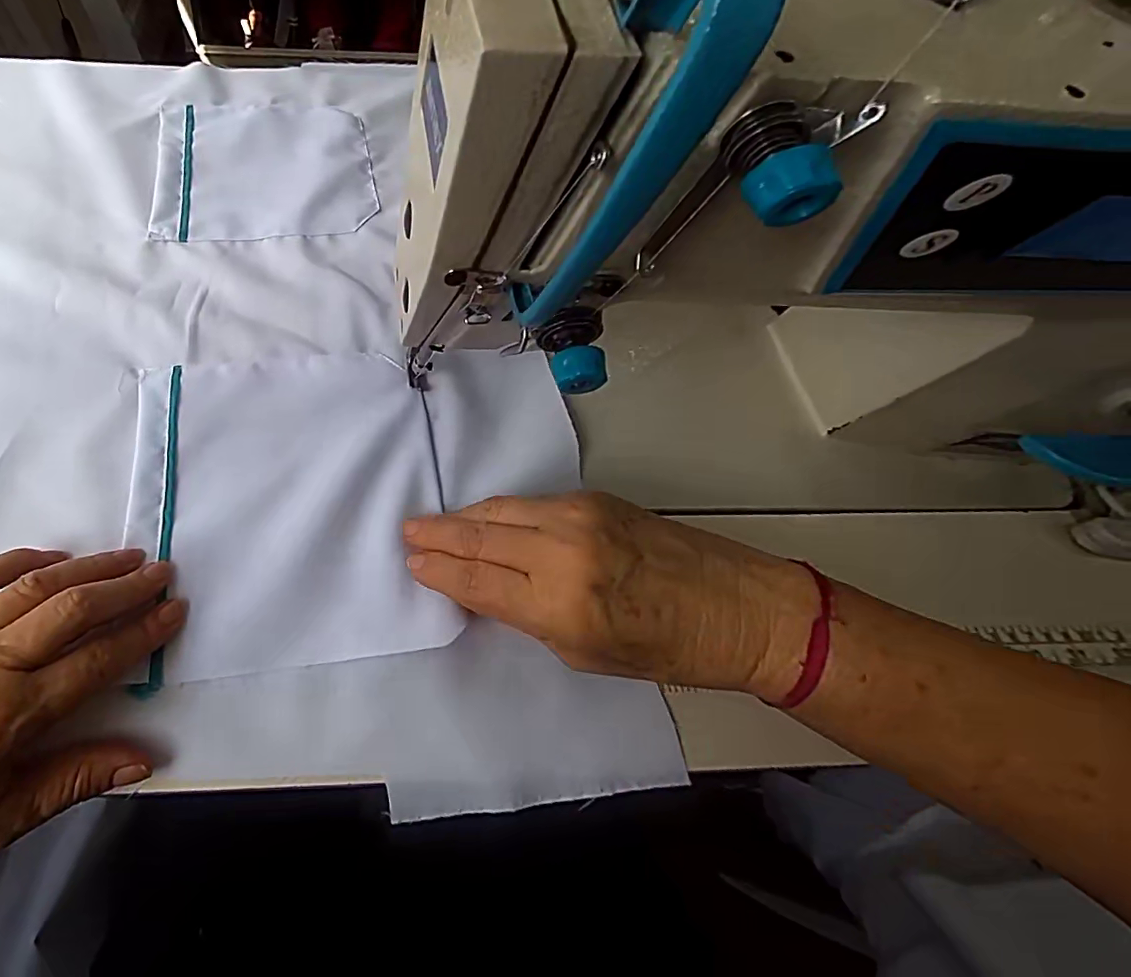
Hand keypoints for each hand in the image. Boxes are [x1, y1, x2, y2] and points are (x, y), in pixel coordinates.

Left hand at [0, 548, 183, 974]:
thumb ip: (75, 778)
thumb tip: (143, 757)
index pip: (94, 661)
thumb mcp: (3, 820)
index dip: (141, 634)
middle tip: (161, 571)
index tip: (173, 611)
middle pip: (70, 609)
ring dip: (84, 566)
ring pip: (32, 587)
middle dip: (123, 587)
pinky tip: (50, 557)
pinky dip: (20, 561)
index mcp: (8, 715)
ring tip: (123, 557)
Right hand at [402, 492, 815, 698]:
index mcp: (561, 604)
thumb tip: (476, 587)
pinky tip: (481, 519)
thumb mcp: (581, 651)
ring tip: (431, 525)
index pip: (477, 579)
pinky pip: (525, 503)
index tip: (412, 564)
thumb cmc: (663, 649)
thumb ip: (522, 614)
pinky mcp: (592, 499)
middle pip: (477, 536)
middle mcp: (564, 552)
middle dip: (435, 535)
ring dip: (460, 519)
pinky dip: (494, 511)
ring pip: (496, 510)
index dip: (438, 571)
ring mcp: (579, 517)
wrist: (743, 608)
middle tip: (407, 532)